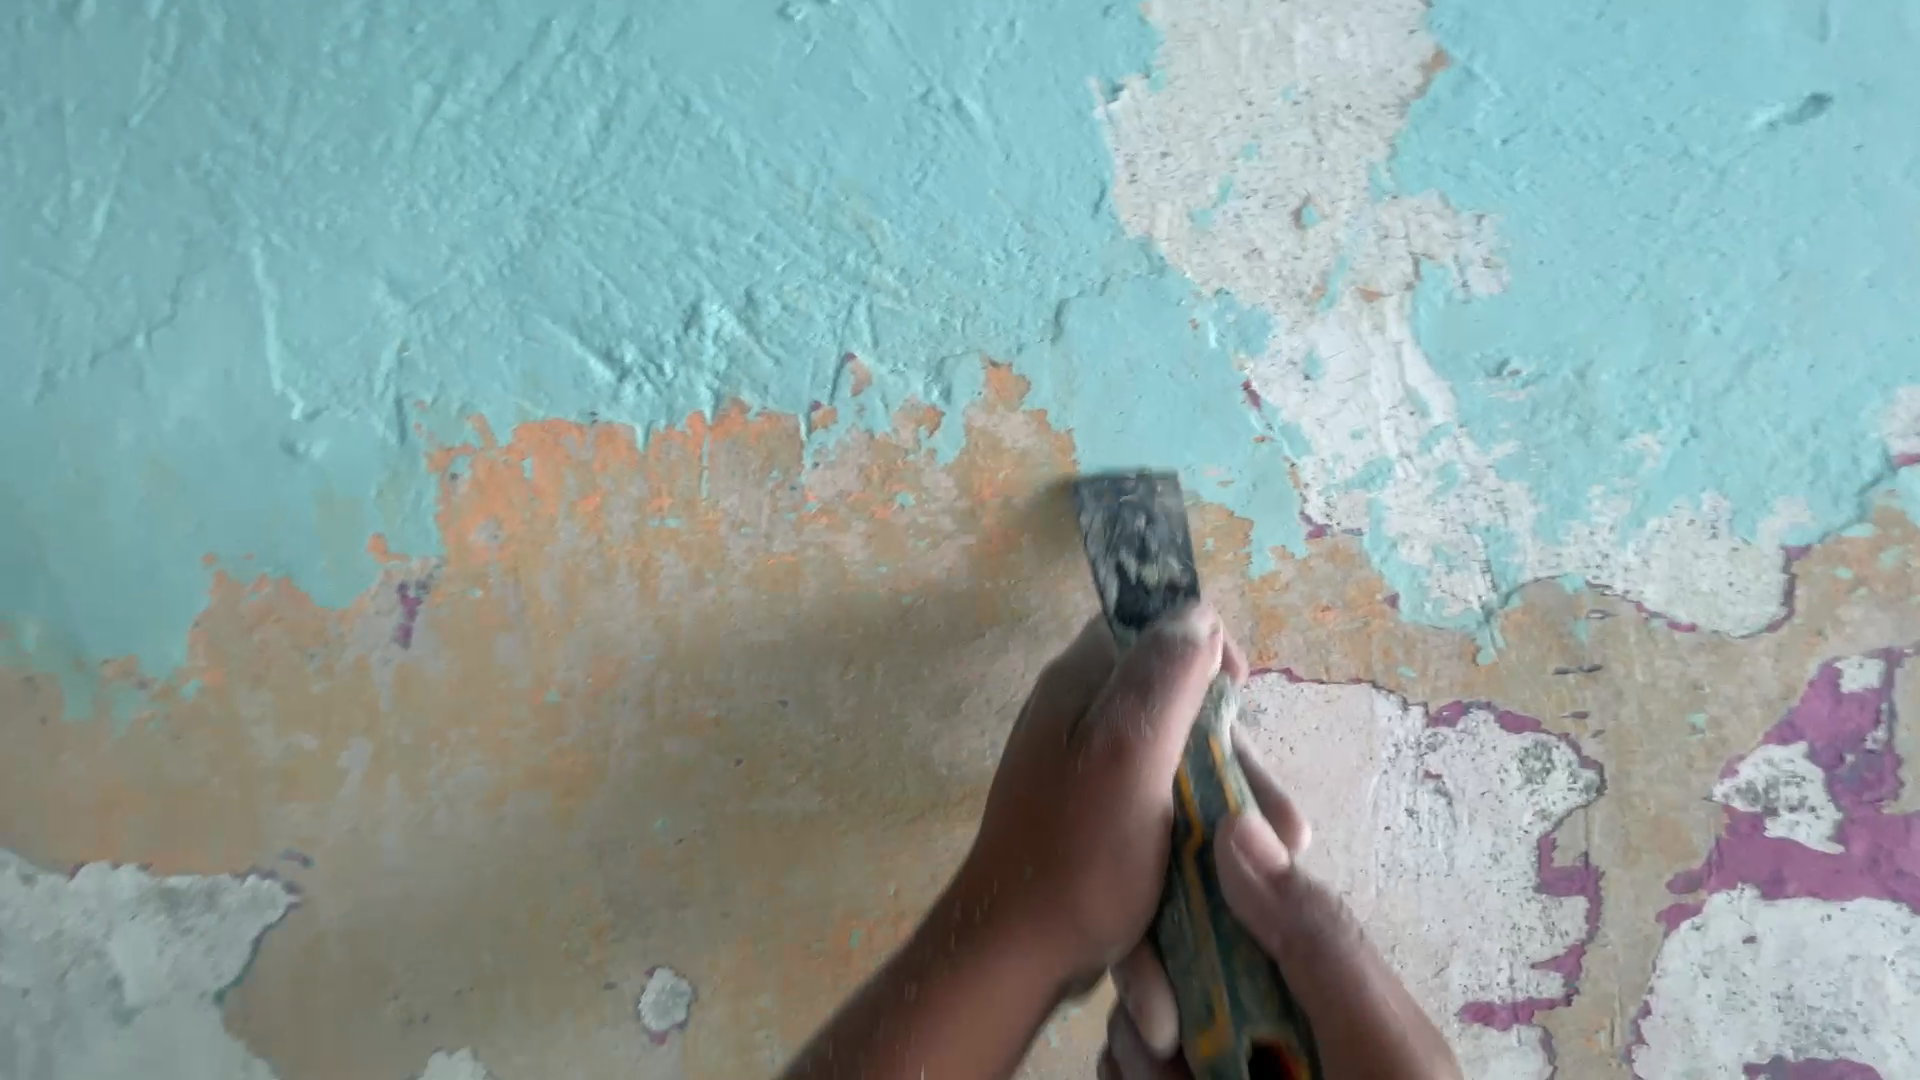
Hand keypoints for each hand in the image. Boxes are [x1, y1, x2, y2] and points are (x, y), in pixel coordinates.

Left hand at [951, 601, 1246, 990]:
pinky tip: (1237, 856)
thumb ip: (1163, 680)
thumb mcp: (1128, 755)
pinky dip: (1198, 819)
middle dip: (1231, 749)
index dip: (1196, 644)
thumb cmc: (1078, 852)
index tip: (1237, 688)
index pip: (1142, 628)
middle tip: (1280, 813)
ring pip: (1173, 753)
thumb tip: (1196, 613)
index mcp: (1077, 684)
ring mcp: (1086, 763)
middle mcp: (1078, 713)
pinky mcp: (1096, 808)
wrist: (1018, 949)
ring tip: (1283, 847)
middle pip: (1170, 699)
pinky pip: (1158, 793)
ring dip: (1228, 795)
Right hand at [1099, 747, 1462, 1079]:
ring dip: (1134, 1036)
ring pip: (1138, 1002)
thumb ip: (1318, 942)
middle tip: (1165, 1037)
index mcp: (1303, 968)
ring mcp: (1212, 1051)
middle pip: (1168, 939)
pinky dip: (1122, 1069)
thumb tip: (1234, 823)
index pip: (1229, 884)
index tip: (1153, 893)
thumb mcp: (1384, 1055)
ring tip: (1167, 1073)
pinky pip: (1123, 1062)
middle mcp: (1251, 998)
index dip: (1182, 872)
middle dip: (1149, 974)